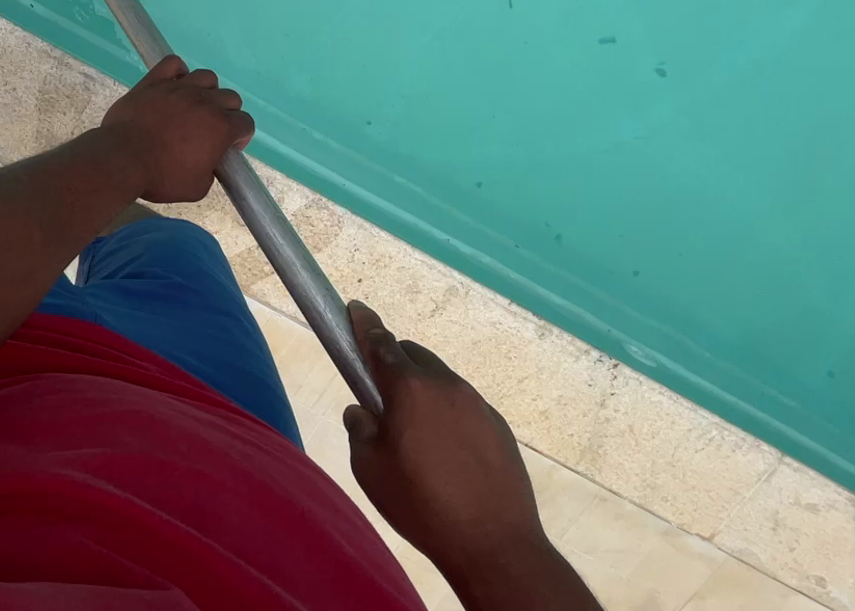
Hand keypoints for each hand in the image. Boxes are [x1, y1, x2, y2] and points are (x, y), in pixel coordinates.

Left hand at [98, 55, 253, 203]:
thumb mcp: (197, 188)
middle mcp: (205, 101)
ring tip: (193, 106)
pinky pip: (172, 63)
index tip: (227, 147)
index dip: (240, 136)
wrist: (122, 159)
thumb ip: (210, 171)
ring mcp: (179, 88)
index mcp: (221, 127)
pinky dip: (177, 70)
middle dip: (226, 113)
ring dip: (206, 91)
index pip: (246, 123)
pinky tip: (174, 84)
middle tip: (209, 129)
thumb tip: (207, 162)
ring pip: (206, 77)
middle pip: (230, 97)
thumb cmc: (161, 176)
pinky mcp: (154, 81)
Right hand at [341, 302, 549, 577]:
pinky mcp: (500, 429)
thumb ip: (359, 429)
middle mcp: (445, 385)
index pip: (379, 341)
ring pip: (440, 380)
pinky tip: (447, 453)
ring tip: (417, 434)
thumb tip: (364, 412)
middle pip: (412, 354)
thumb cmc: (421, 504)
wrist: (496, 547)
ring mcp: (478, 405)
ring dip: (422, 390)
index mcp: (408, 388)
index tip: (355, 308)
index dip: (363, 323)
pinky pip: (464, 406)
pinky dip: (448, 414)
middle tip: (382, 395)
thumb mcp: (368, 467)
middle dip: (394, 361)